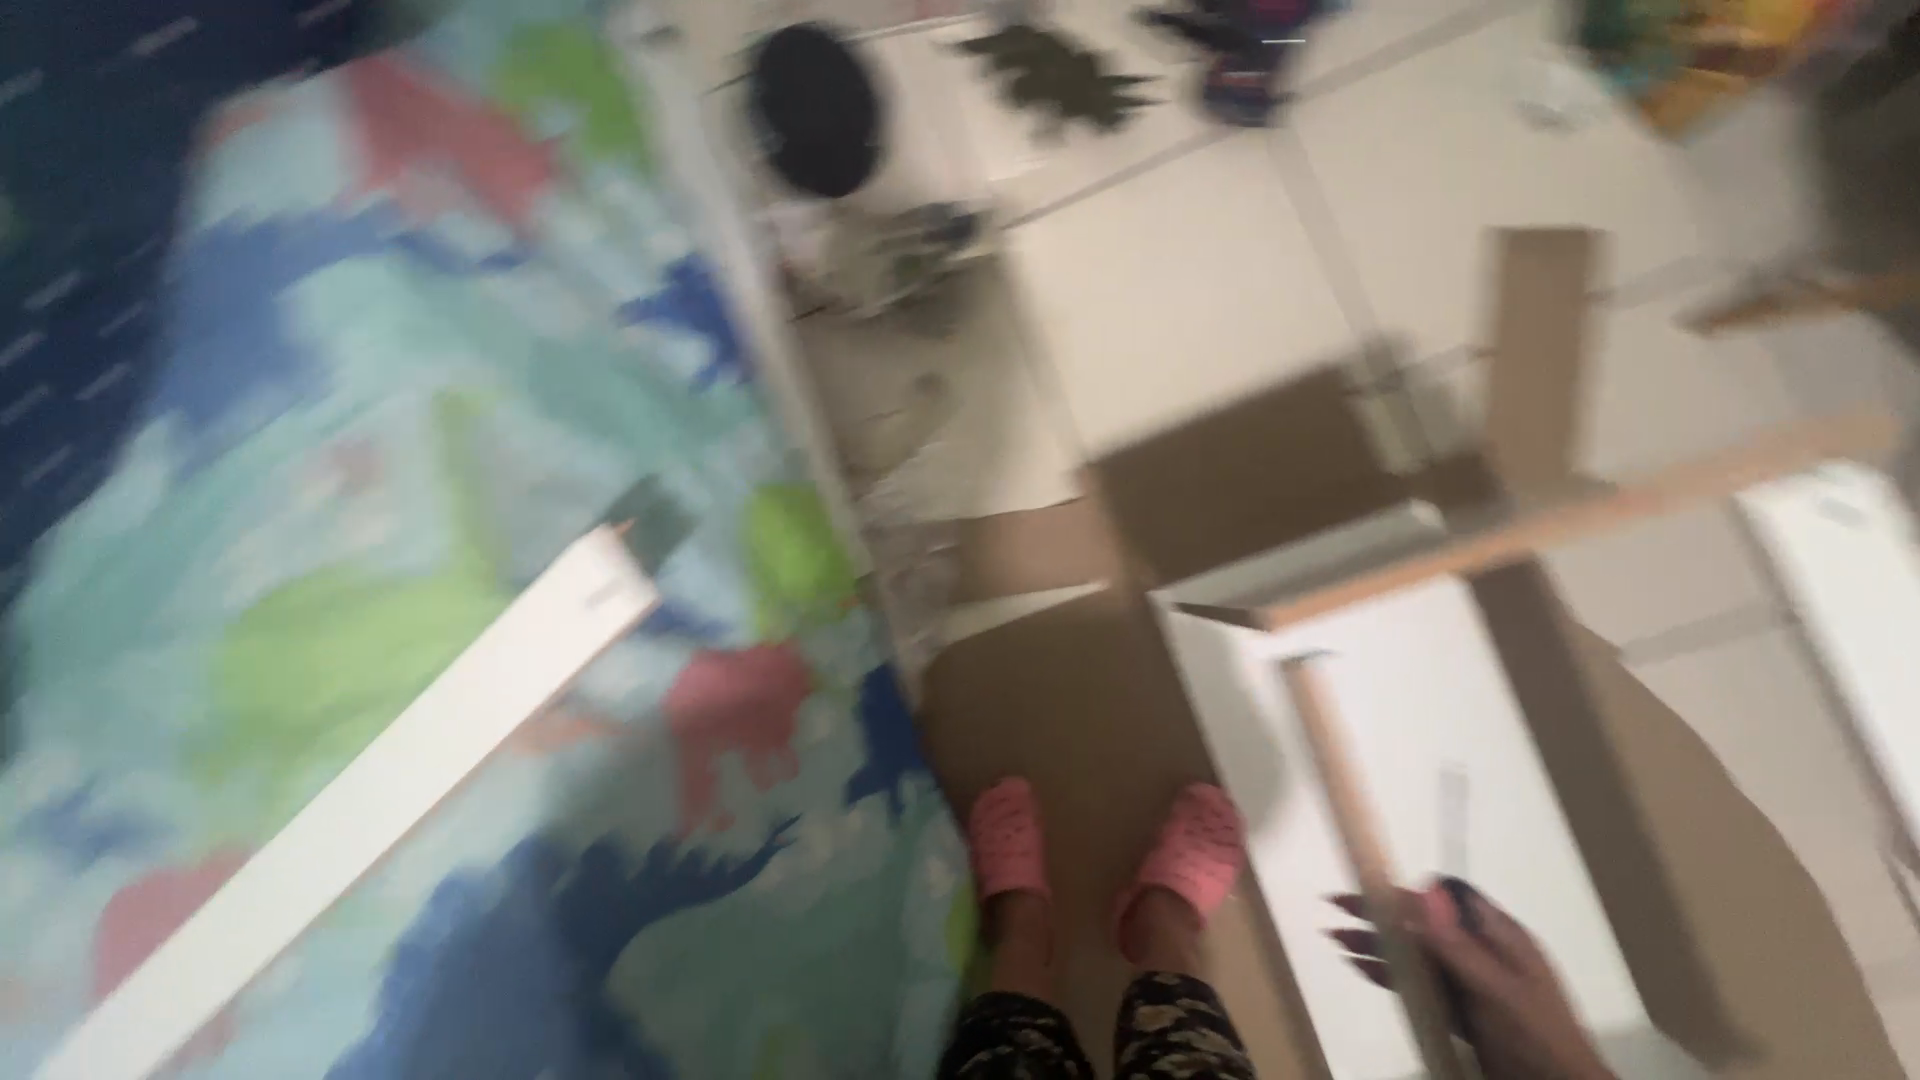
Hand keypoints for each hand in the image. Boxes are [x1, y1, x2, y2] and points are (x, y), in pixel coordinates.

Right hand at [1328, 882, 1615, 1079]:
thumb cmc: (1537, 1037)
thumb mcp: (1496, 990)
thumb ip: (1457, 945)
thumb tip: (1423, 892)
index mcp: (1499, 938)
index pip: (1444, 900)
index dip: (1404, 891)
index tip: (1367, 886)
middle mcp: (1483, 953)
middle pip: (1423, 925)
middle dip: (1380, 915)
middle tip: (1337, 906)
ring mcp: (1471, 984)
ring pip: (1417, 955)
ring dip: (1378, 945)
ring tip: (1338, 939)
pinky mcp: (1461, 1012)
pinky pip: (1420, 985)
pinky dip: (1391, 975)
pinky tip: (1363, 969)